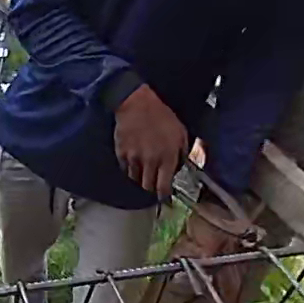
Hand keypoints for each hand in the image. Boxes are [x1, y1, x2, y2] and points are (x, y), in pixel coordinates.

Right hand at [113, 85, 187, 199]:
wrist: (136, 105)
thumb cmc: (161, 117)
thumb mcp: (181, 133)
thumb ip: (182, 154)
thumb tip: (178, 168)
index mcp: (167, 157)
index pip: (163, 187)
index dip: (164, 195)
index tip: (164, 197)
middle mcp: (150, 162)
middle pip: (147, 186)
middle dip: (151, 187)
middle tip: (154, 182)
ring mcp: (133, 159)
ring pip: (135, 179)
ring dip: (140, 177)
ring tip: (144, 168)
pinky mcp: (121, 154)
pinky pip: (125, 168)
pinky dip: (130, 168)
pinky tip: (134, 159)